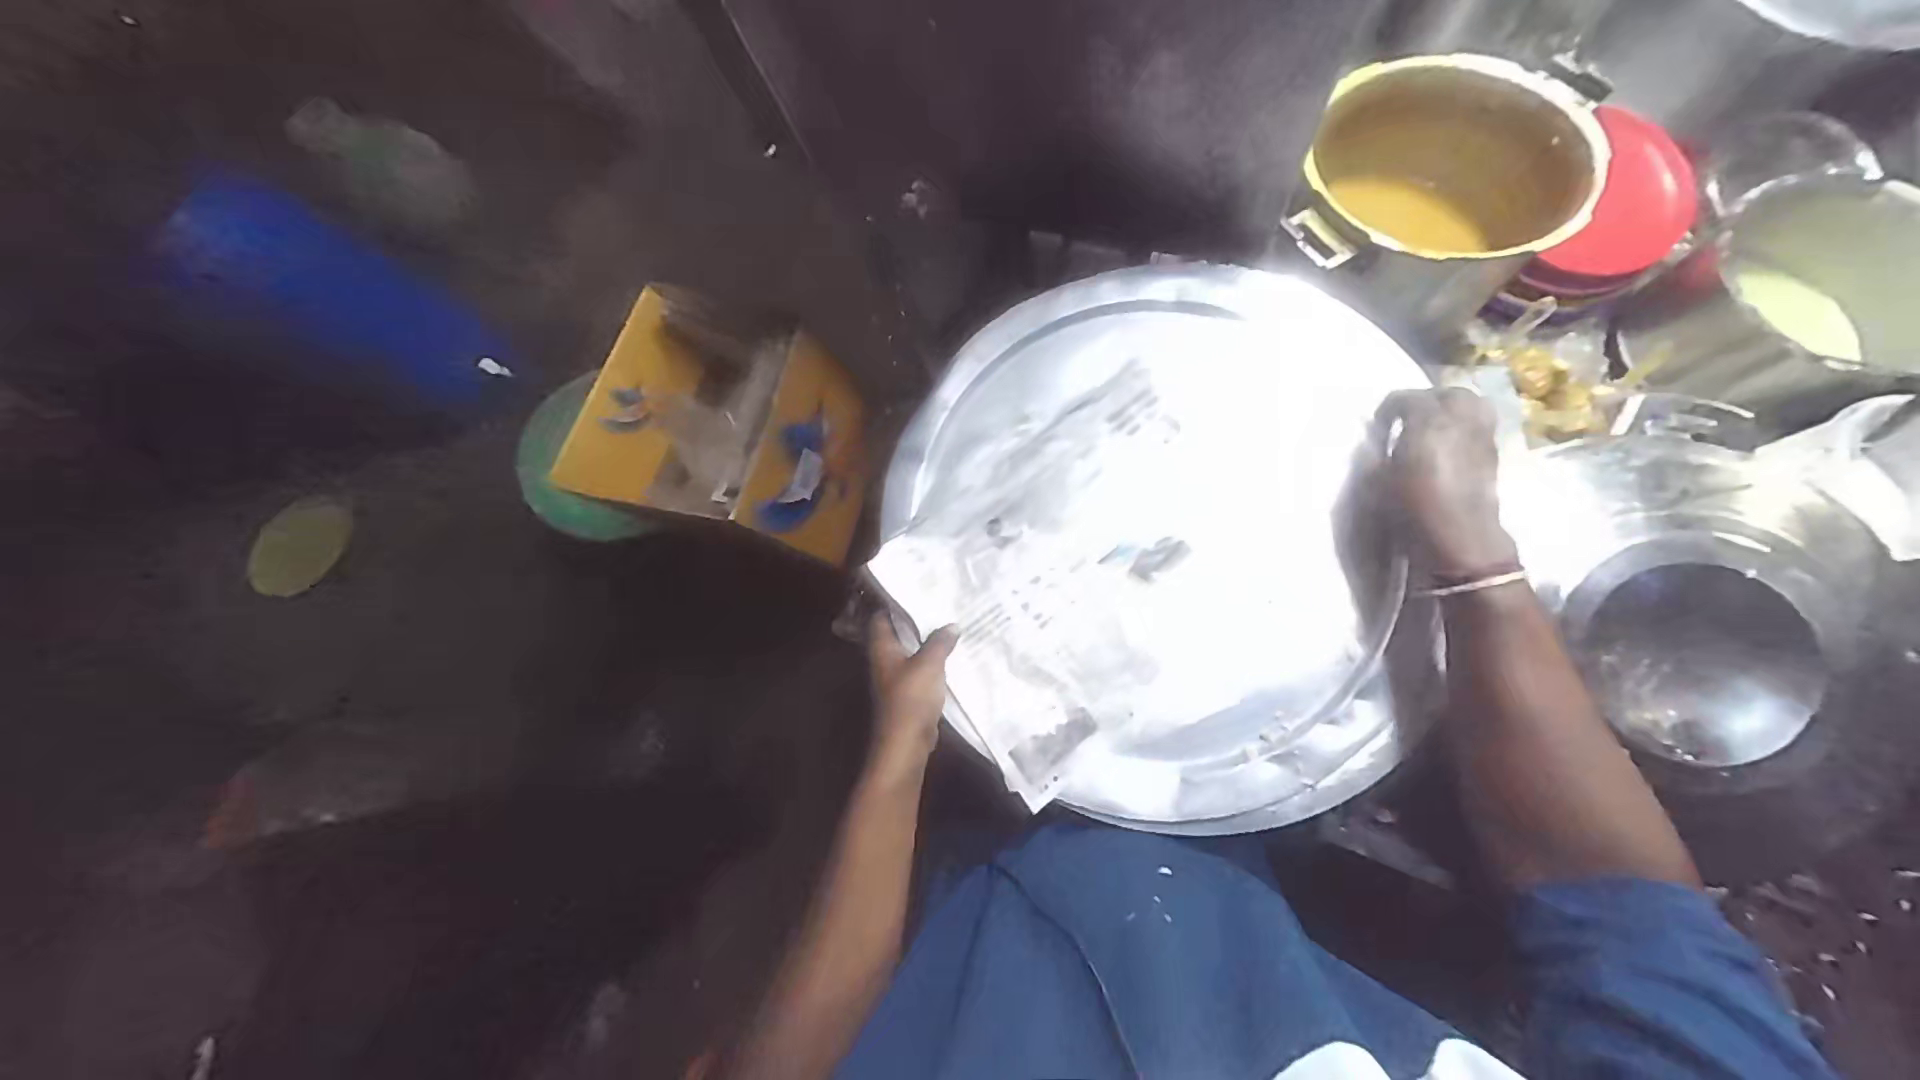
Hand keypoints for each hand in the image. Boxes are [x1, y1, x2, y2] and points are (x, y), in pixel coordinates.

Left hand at [866, 614, 958, 781]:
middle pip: (896, 634)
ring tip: (947, 622)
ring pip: (910, 651)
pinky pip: (920, 668)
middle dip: (913, 620)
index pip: (881, 618)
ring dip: (925, 640)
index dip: (892, 603)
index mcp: (882, 649)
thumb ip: (939, 642)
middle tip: (936, 602)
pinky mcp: (909, 692)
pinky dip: (932, 660)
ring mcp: (896, 677)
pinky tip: (950, 654)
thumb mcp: (929, 663)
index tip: (913, 589)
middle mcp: (885, 660)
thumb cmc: (911, 697)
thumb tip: (952, 625)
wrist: (907, 742)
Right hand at [1382, 388, 1518, 575]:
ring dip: (1450, 409)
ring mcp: (1482, 435)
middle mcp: (1460, 420)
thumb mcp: (1377, 482)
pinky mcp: (1492, 453)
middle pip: (1448, 393)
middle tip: (1407, 419)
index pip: (1406, 397)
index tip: (1378, 427)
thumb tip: (1376, 444)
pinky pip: (1479, 424)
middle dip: (1426, 400)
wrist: (1459, 538)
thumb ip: (1376, 455)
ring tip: (1431, 427)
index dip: (1388, 409)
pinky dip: (1463, 425)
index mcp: (1428, 422)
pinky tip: (1446, 445)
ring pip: (1472, 404)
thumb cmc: (1412, 509)